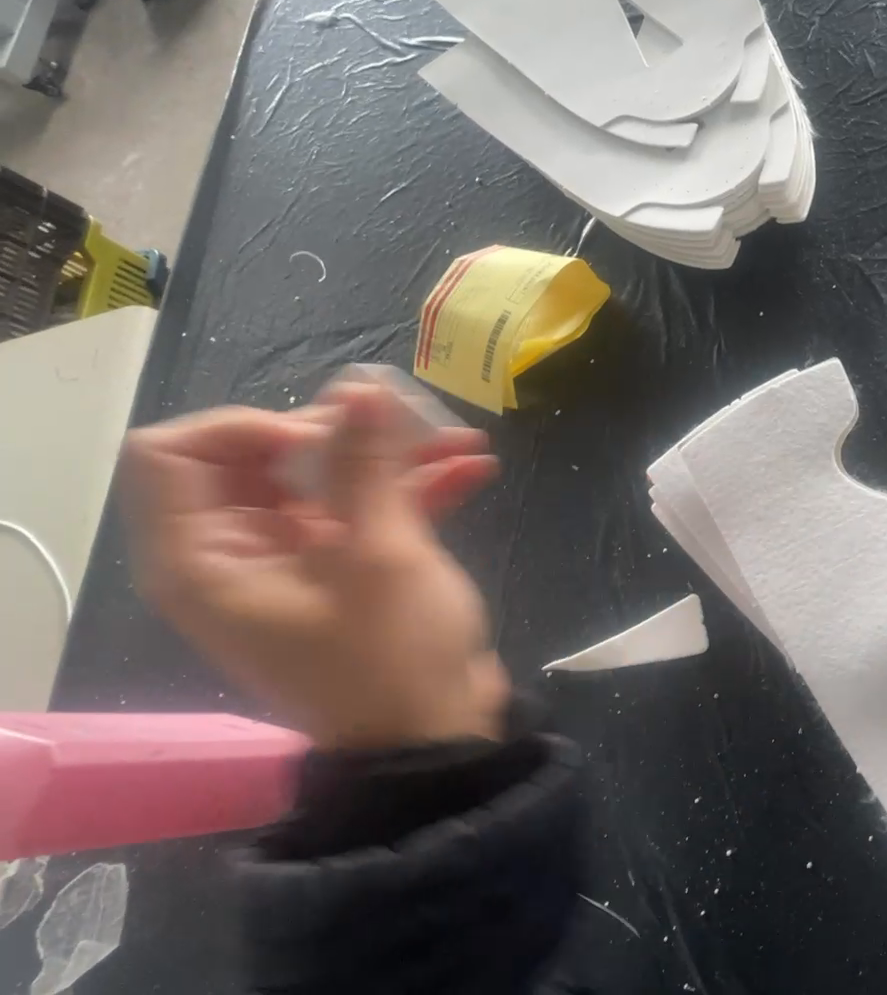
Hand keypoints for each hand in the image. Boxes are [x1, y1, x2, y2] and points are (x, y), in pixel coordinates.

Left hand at [122, 381, 507, 749]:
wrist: (434, 733)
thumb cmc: (393, 653)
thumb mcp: (383, 554)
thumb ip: (367, 467)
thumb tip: (364, 388)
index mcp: (208, 557)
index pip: (176, 452)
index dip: (250, 426)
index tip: (328, 436)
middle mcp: (241, 552)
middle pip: (264, 459)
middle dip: (344, 434)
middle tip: (409, 429)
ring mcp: (300, 561)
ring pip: (330, 481)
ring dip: (395, 458)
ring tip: (465, 440)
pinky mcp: (350, 571)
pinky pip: (370, 512)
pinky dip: (417, 489)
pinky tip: (475, 470)